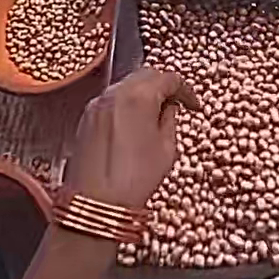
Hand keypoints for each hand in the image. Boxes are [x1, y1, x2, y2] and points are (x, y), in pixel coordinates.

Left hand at [63, 67, 200, 208]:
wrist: (95, 203)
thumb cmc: (133, 179)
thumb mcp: (166, 149)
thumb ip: (170, 120)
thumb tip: (170, 108)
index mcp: (140, 96)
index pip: (169, 78)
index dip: (185, 90)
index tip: (192, 105)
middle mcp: (115, 93)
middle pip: (145, 75)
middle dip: (163, 86)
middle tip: (176, 104)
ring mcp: (97, 103)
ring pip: (126, 85)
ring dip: (143, 93)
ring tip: (155, 115)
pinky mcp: (86, 117)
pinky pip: (111, 100)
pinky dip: (125, 104)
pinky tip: (133, 124)